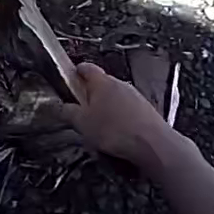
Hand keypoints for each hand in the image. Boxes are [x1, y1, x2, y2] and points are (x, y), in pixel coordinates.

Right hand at [62, 63, 192, 175]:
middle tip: (82, 110)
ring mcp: (136, 96)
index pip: (87, 68)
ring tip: (100, 127)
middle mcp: (120, 84)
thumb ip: (68, 112)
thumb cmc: (115, 131)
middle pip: (102, 84)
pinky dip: (121, 118)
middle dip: (91, 95)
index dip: (77, 72)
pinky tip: (118, 135)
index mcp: (102, 82)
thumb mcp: (82, 124)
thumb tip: (59, 106)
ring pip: (116, 97)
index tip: (71, 77)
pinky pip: (128, 110)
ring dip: (107, 107)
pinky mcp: (146, 111)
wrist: (154, 145)